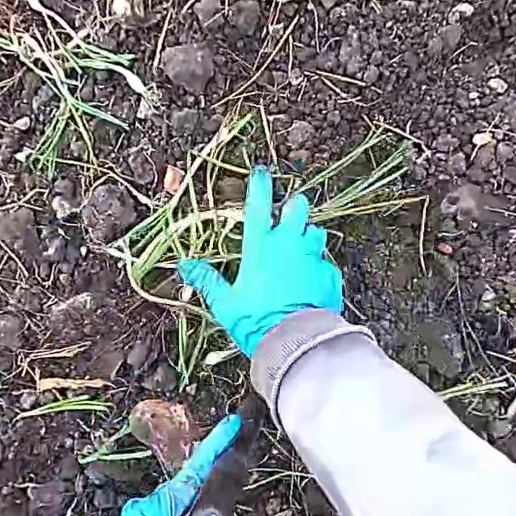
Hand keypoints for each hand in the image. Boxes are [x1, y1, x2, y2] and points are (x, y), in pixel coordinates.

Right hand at [178, 165, 343, 355]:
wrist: (296, 342)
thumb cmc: (256, 320)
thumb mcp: (225, 302)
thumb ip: (207, 280)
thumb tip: (185, 265)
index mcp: (260, 245)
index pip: (259, 203)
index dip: (260, 183)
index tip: (261, 172)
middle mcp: (289, 243)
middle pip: (298, 206)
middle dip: (293, 207)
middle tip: (286, 218)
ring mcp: (312, 257)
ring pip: (315, 231)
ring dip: (308, 237)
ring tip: (299, 252)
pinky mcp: (330, 274)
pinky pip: (325, 263)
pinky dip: (318, 268)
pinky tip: (311, 283)